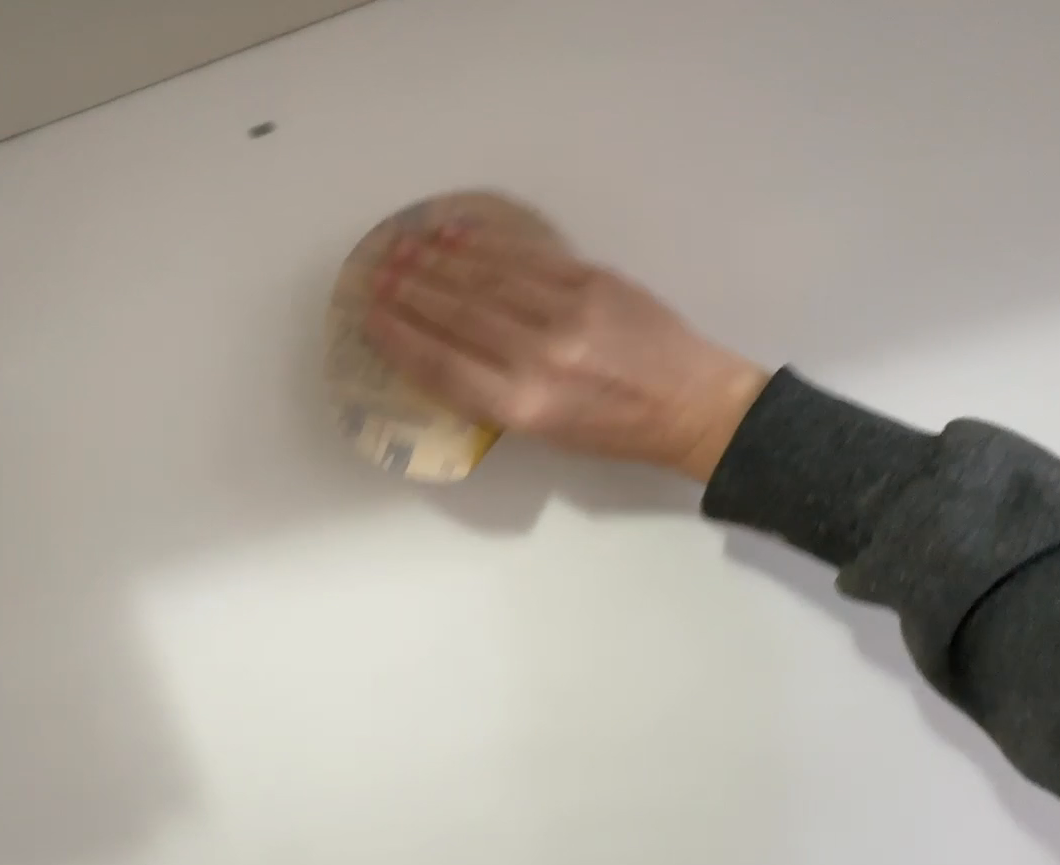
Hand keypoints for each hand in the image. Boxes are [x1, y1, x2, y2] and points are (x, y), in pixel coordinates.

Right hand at [365, 223, 768, 483]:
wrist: (691, 403)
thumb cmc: (612, 432)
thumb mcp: (544, 433)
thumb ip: (491, 393)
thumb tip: (444, 349)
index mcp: (522, 405)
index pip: (441, 365)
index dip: (398, 337)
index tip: (369, 316)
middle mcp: (538, 357)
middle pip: (456, 315)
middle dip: (409, 292)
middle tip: (377, 273)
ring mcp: (567, 312)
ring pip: (485, 279)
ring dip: (438, 262)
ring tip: (404, 247)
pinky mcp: (593, 280)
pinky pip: (527, 257)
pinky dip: (487, 245)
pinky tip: (458, 235)